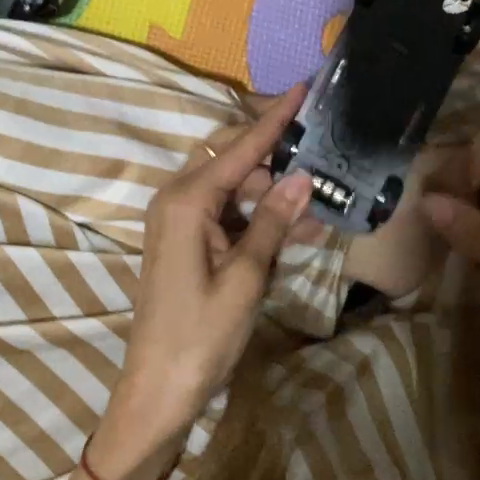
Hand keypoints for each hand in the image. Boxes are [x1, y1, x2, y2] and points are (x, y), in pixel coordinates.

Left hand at [102, 88, 314, 449]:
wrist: (157, 392)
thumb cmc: (200, 336)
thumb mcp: (245, 278)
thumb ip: (273, 221)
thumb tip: (302, 176)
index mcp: (186, 200)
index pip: (239, 146)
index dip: (274, 118)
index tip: (303, 87)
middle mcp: (177, 198)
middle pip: (234, 159)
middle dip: (277, 156)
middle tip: (322, 152)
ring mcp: (179, 220)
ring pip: (234, 187)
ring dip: (272, 192)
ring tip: (319, 199)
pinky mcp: (185, 241)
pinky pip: (228, 214)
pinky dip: (259, 217)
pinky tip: (296, 225)